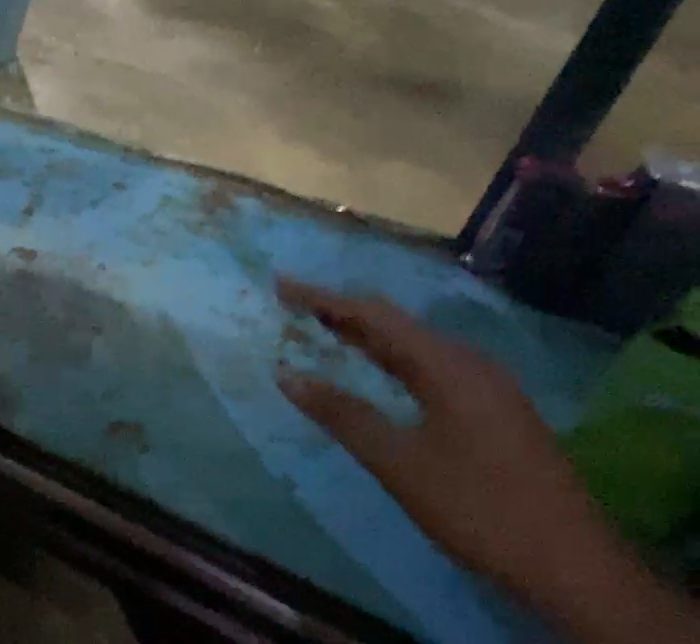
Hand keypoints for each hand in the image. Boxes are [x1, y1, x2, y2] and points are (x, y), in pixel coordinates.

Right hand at [274, 280, 612, 595]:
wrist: (578, 572)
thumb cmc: (479, 508)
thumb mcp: (398, 462)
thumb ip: (341, 414)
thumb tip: (284, 373)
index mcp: (450, 368)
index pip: (375, 316)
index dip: (323, 297)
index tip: (279, 284)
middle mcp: (471, 367)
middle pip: (396, 325)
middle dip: (340, 312)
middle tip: (290, 305)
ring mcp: (488, 390)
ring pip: (413, 347)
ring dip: (364, 337)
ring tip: (318, 331)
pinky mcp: (493, 413)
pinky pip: (428, 368)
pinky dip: (388, 360)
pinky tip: (369, 373)